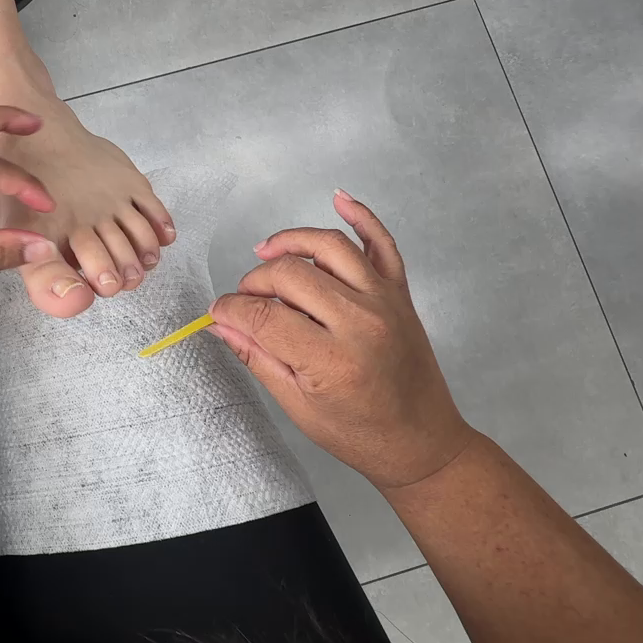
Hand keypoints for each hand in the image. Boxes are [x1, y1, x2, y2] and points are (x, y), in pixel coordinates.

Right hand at [209, 191, 476, 490]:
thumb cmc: (359, 433)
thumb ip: (257, 358)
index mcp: (332, 360)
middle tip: (244, 300)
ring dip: (289, 243)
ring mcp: (384, 301)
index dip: (231, 310)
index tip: (218, 314)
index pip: (263, 316)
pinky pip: (381, 243)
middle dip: (254, 282)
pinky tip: (338, 199)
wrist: (424, 443)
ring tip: (264, 253)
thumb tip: (220, 324)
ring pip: (328, 247)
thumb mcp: (297, 406)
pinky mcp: (399, 292)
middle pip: (290, 275)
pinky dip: (362, 216)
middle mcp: (360, 321)